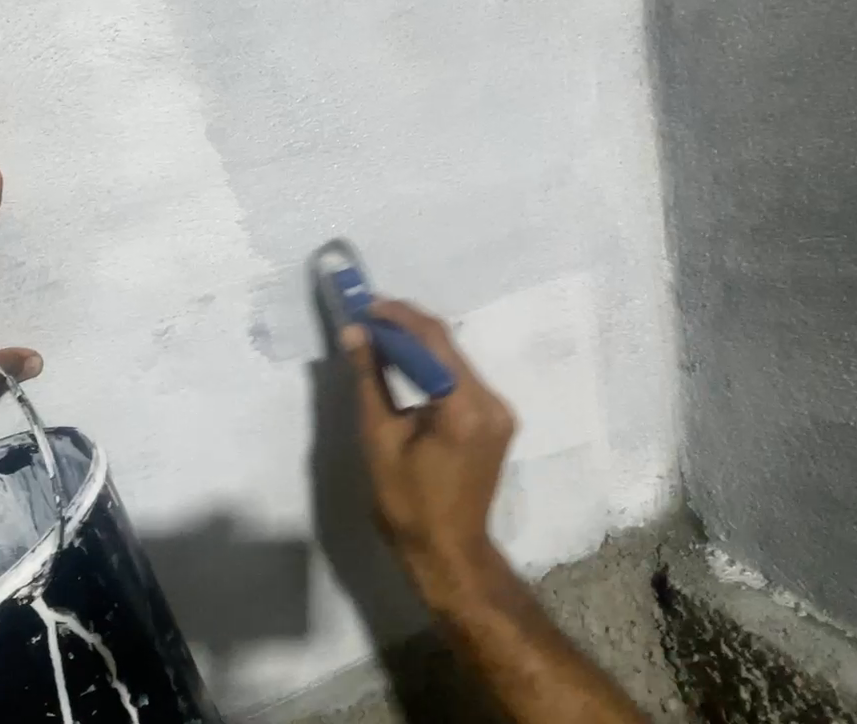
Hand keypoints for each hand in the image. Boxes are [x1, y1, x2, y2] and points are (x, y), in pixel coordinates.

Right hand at [345, 300, 516, 606]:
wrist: (449, 551)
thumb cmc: (407, 502)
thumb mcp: (379, 438)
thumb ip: (371, 378)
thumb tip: (355, 332)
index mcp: (463, 407)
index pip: (432, 340)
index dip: (398, 316)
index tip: (365, 305)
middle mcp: (492, 401)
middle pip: (447, 346)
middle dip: (406, 326)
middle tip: (367, 317)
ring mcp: (501, 411)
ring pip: (454, 360)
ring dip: (419, 345)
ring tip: (379, 338)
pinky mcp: (498, 420)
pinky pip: (462, 379)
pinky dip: (433, 367)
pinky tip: (406, 366)